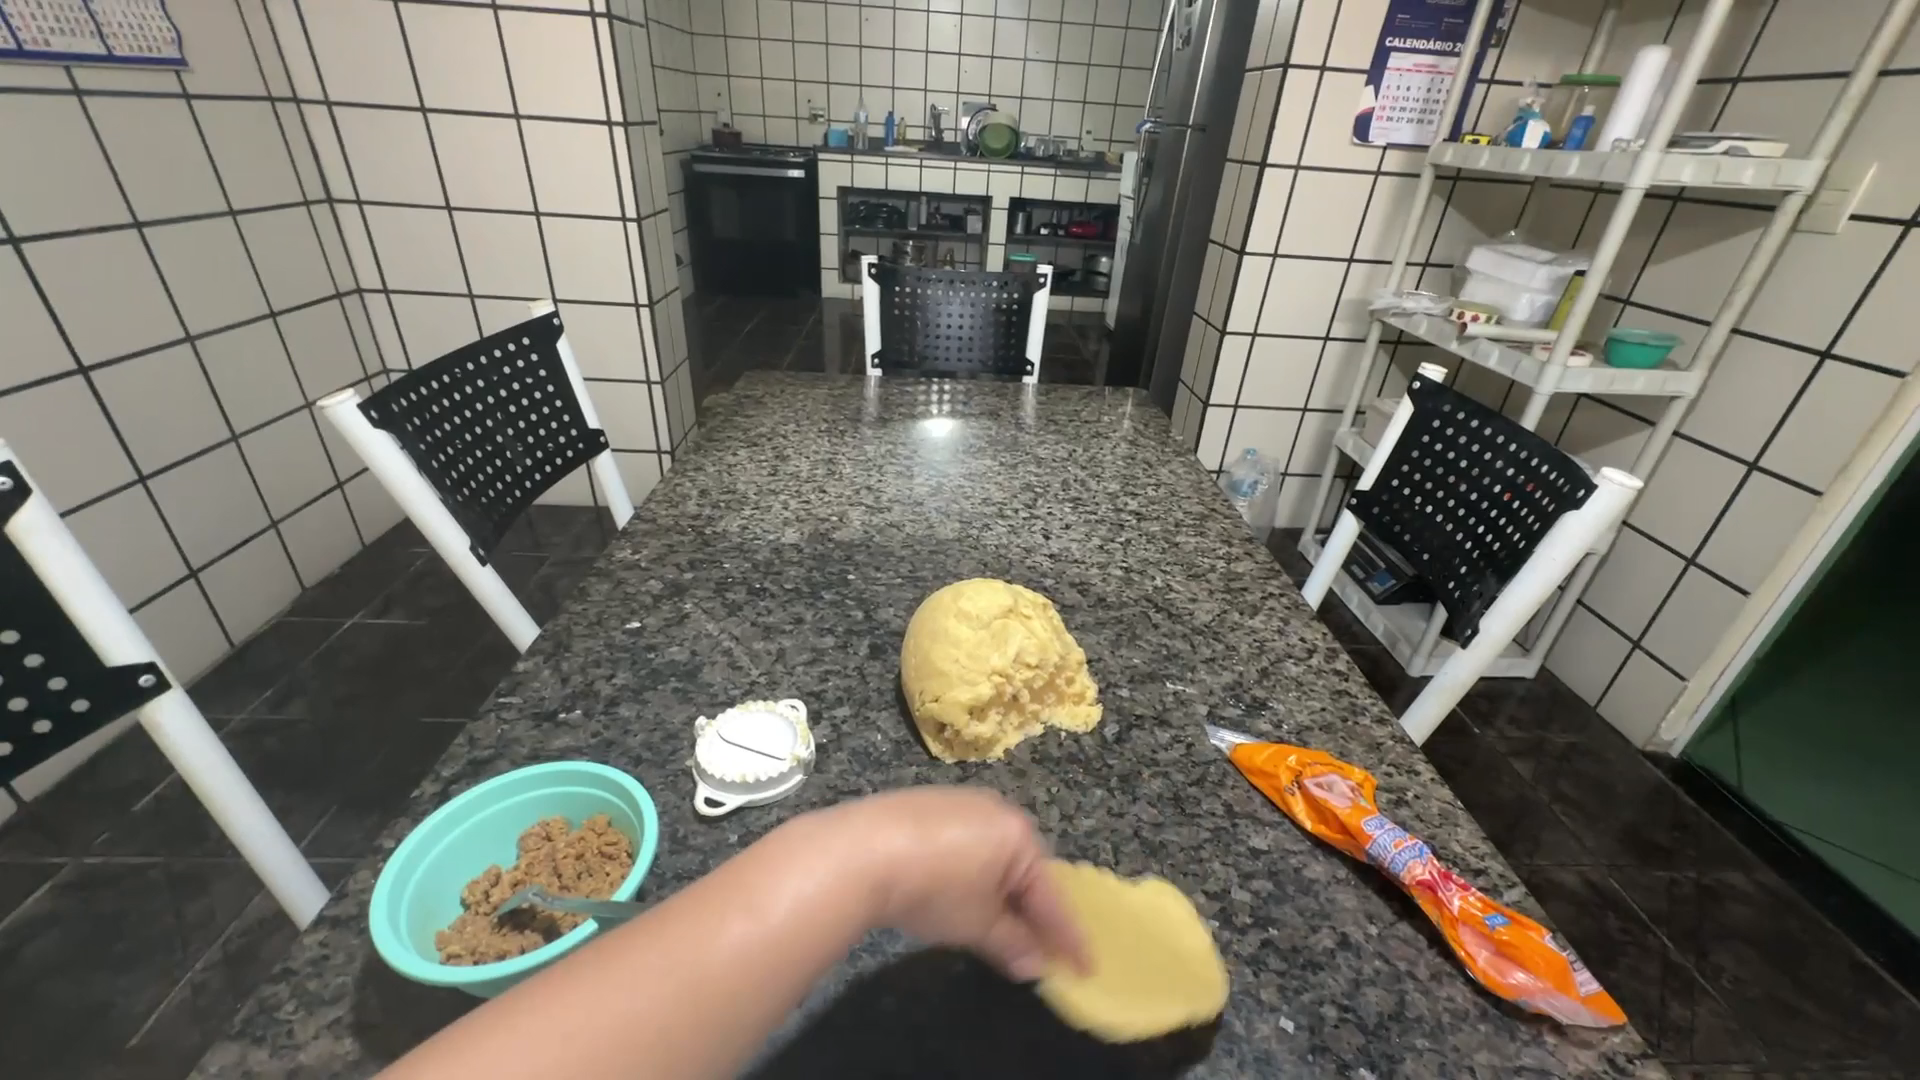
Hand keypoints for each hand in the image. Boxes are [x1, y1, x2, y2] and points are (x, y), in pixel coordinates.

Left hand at [808, 787, 1088, 980]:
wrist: (861, 850)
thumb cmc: (934, 887)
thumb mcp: (977, 924)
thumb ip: (1012, 944)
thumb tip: (1036, 965)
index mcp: (1017, 834)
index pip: (1051, 894)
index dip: (1068, 935)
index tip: (1085, 966)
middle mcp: (995, 809)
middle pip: (1023, 868)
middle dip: (1030, 910)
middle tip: (1037, 948)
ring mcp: (959, 802)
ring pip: (992, 854)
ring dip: (997, 891)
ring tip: (995, 926)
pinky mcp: (927, 805)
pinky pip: (963, 843)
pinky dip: (969, 872)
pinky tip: (956, 892)